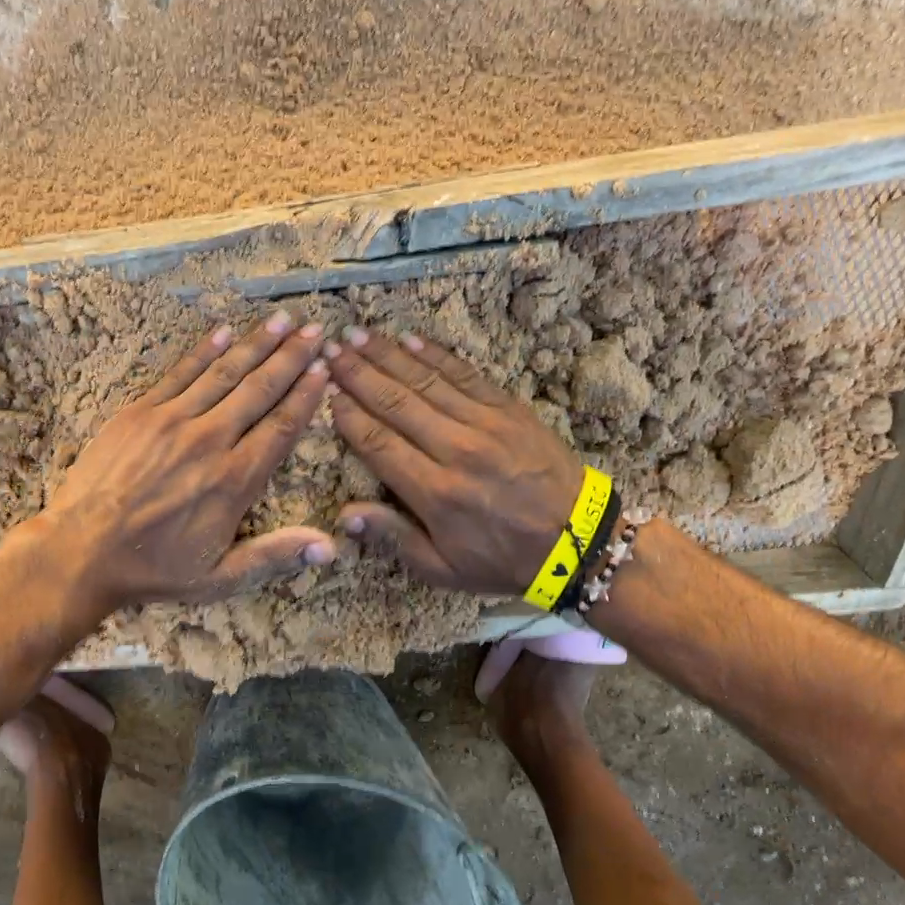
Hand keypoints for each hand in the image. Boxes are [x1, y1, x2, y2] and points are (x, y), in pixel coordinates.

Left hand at [40, 311, 335, 613]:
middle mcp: (209, 441)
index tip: (325, 370)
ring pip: (224, 374)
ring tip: (282, 321)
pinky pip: (179, 374)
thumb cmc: (152, 569)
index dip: (306, 396)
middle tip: (315, 332)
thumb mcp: (218, 577)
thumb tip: (330, 547)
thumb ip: (274, 555)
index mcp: (234, 481)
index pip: (282, 427)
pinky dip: (204, 351)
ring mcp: (172, 422)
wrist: (80, 551)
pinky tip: (224, 332)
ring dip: (256, 345)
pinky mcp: (139, 413)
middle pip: (259, 390)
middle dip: (291, 359)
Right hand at [323, 327, 580, 594]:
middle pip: (395, 403)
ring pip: (425, 382)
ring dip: (387, 355)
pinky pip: (465, 375)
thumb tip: (345, 514)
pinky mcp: (510, 410)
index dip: (347, 415)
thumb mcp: (443, 569)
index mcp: (436, 493)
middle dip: (357, 373)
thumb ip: (393, 538)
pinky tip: (408, 339)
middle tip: (329, 349)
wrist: (581, 543)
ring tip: (356, 335)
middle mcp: (457, 451)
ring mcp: (486, 425)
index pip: (378, 442)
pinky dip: (435, 355)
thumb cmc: (502, 559)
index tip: (324, 393)